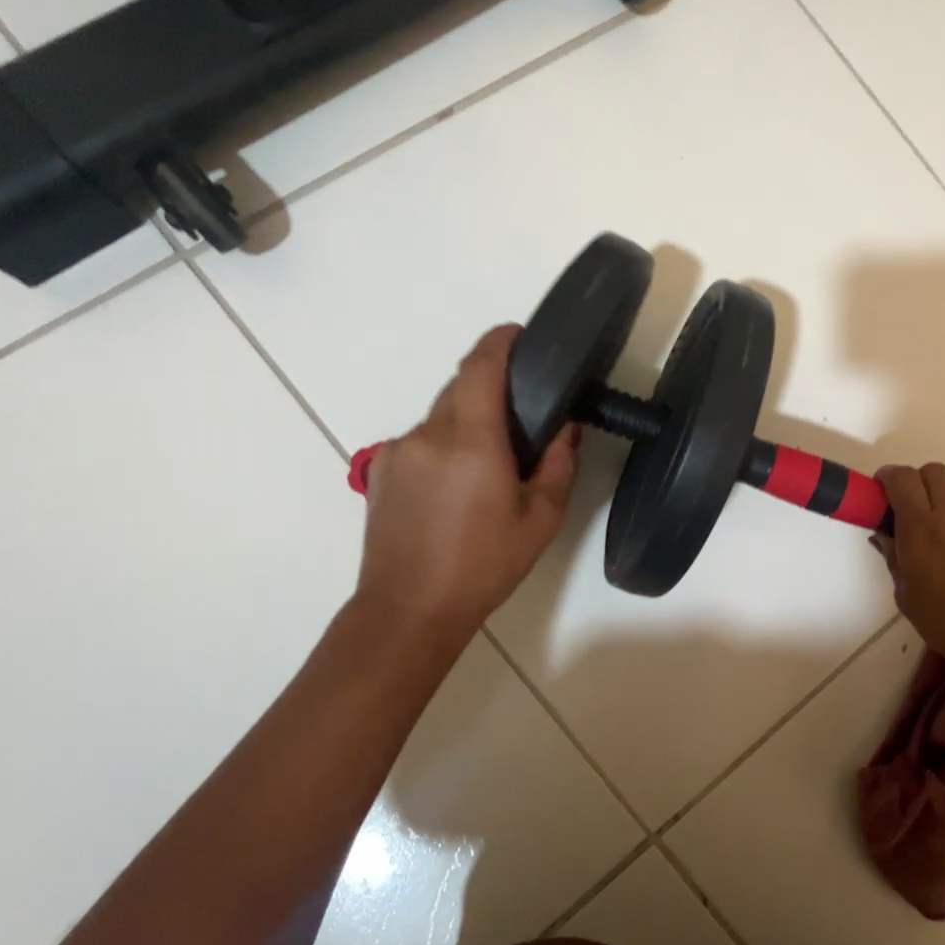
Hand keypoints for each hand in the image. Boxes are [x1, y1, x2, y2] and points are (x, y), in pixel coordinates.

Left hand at [353, 325, 578, 635]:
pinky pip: (420, 442)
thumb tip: (564, 427)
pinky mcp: (380, 471)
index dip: (500, 341)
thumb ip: (557, 464)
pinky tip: (456, 489)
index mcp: (470, 440)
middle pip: (460, 388)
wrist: (408, 610)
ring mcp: (397, 451)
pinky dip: (443, 448)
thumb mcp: (540, 520)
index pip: (480, 366)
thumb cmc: (483, 565)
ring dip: (468, 424)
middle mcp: (427, 434)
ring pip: (440, 418)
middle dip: (491, 390)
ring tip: (491, 466)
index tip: (520, 335)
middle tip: (523, 417)